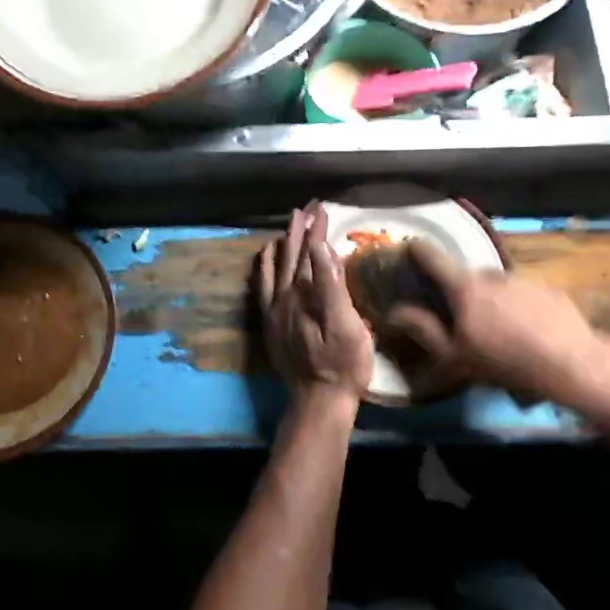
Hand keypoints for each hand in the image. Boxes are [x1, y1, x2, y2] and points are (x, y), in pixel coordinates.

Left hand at [256, 204, 373, 402]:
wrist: (318, 401)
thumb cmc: (342, 365)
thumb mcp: (347, 325)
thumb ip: (332, 285)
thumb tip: (321, 247)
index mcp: (305, 294)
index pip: (310, 252)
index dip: (316, 230)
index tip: (322, 208)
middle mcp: (284, 298)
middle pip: (290, 256)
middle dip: (298, 230)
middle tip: (305, 209)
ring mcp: (275, 311)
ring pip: (274, 268)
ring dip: (282, 245)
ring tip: (286, 228)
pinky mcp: (271, 325)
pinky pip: (263, 288)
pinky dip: (265, 269)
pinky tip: (266, 262)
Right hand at [385, 242, 607, 403]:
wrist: (572, 365)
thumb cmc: (503, 361)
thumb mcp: (453, 356)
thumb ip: (422, 330)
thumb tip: (394, 312)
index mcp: (464, 288)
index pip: (434, 259)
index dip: (419, 250)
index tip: (411, 245)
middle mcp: (492, 275)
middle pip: (467, 276)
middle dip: (460, 291)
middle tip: (461, 317)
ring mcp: (524, 281)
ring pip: (498, 286)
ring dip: (492, 301)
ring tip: (498, 331)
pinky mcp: (551, 292)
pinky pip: (525, 296)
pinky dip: (519, 308)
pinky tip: (526, 334)